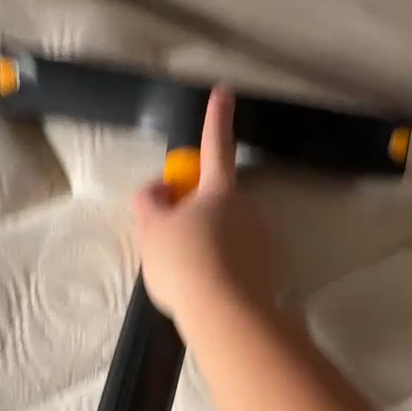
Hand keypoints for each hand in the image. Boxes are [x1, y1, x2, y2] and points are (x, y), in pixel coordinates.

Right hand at [133, 86, 275, 323]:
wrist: (226, 317)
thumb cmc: (185, 264)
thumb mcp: (151, 229)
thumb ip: (149, 204)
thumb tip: (158, 194)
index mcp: (220, 191)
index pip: (216, 146)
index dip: (216, 119)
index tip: (224, 93)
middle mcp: (246, 211)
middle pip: (213, 201)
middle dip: (190, 211)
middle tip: (164, 235)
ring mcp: (258, 244)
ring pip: (221, 234)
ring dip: (201, 243)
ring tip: (179, 271)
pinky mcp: (262, 274)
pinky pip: (230, 262)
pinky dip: (213, 269)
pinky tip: (199, 288)